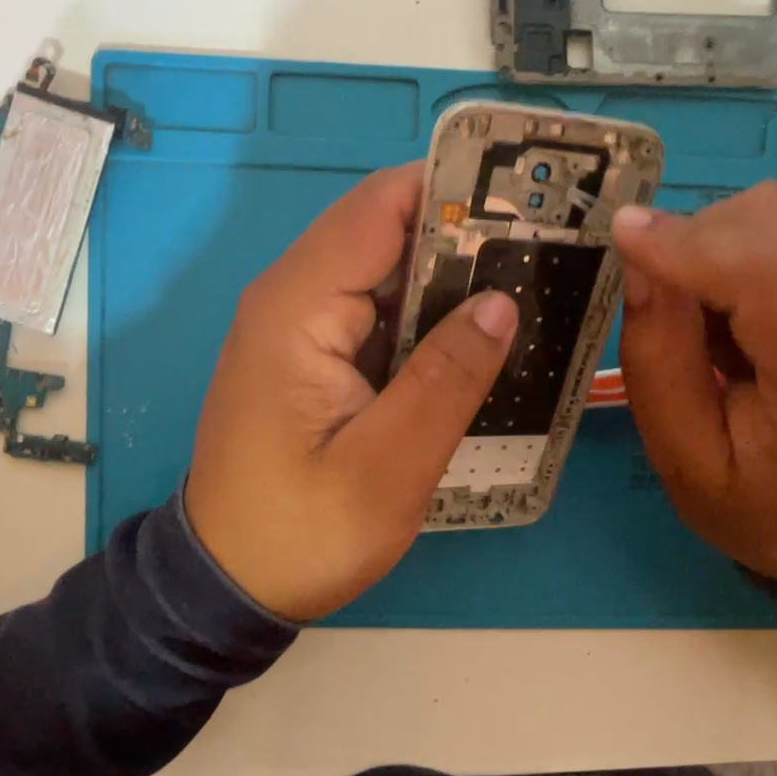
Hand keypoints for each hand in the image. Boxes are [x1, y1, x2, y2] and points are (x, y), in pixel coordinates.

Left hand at [185, 165, 518, 620]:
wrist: (229, 584)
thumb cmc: (302, 533)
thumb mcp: (388, 466)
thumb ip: (446, 379)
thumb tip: (501, 302)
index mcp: (297, 308)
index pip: (380, 208)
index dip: (454, 191)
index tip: (528, 199)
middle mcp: (292, 300)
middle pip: (384, 232)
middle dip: (463, 234)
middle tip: (547, 248)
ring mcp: (298, 328)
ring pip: (384, 273)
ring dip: (450, 277)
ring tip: (530, 284)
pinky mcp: (312, 358)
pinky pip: (376, 315)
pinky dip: (426, 317)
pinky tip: (478, 336)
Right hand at [611, 182, 776, 581]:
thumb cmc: (763, 512)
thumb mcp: (685, 463)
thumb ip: (659, 364)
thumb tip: (639, 261)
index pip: (771, 271)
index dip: (691, 242)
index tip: (621, 236)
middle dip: (699, 242)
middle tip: (663, 303)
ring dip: (722, 248)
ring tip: (707, 321)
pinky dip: (748, 257)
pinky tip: (741, 317)